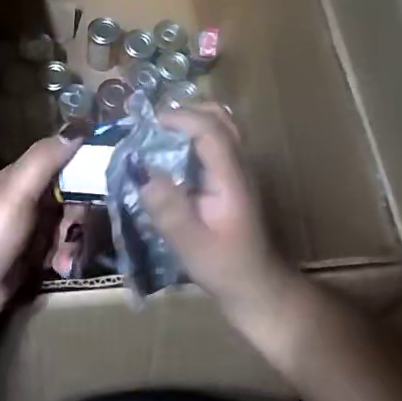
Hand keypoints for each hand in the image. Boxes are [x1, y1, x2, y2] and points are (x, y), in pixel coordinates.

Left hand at [0, 128, 82, 324]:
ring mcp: (34, 228)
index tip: (104, 186)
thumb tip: (78, 127)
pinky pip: (65, 249)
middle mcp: (32, 198)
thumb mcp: (17, 193)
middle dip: (82, 217)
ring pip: (74, 226)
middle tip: (73, 232)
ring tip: (64, 259)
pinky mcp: (36, 256)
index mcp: (25, 177)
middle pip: (76, 198)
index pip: (68, 162)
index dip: (87, 171)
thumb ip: (46, 160)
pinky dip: (67, 259)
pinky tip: (60, 269)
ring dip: (75, 243)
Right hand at [139, 105, 300, 321]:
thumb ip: (169, 211)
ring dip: (188, 124)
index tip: (148, 124)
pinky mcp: (230, 181)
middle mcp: (238, 166)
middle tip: (151, 125)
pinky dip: (190, 139)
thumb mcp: (192, 246)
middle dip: (185, 113)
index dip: (180, 119)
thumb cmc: (226, 269)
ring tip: (155, 137)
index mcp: (231, 177)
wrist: (258, 288)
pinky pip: (212, 146)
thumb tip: (144, 177)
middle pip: (219, 119)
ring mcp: (237, 172)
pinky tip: (167, 158)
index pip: (210, 131)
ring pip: (218, 129)